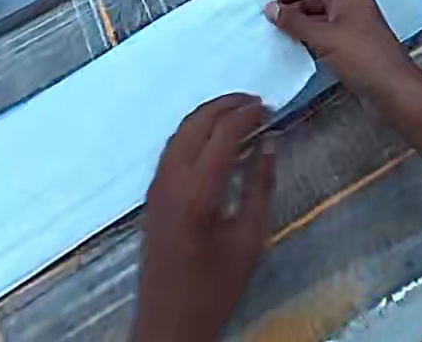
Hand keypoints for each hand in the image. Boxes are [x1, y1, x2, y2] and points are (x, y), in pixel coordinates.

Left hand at [132, 94, 274, 341]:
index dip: (246, 115)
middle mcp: (171, 175)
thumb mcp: (248, 241)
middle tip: (256, 102)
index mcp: (197, 190)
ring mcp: (157, 179)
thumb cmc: (214, 288)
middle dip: (226, 105)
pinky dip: (195, 129)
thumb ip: (259, 187)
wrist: (167, 321)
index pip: (222, 134)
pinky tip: (214, 134)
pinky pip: (174, 144)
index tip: (268, 106)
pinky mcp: (153, 187)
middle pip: (197, 121)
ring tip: (239, 112)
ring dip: (209, 113)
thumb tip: (269, 143)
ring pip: (182, 129)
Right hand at [264, 0, 421, 109]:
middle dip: (289, 8)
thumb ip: (293, 21)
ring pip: (315, 16)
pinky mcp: (351, 42)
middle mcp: (347, 0)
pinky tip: (293, 47)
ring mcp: (350, 22)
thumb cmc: (361, 57)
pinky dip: (308, 36)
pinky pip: (323, 32)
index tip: (262, 7)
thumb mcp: (323, 36)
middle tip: (264, 23)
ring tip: (274, 36)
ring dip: (297, 24)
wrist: (396, 93)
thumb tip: (268, 8)